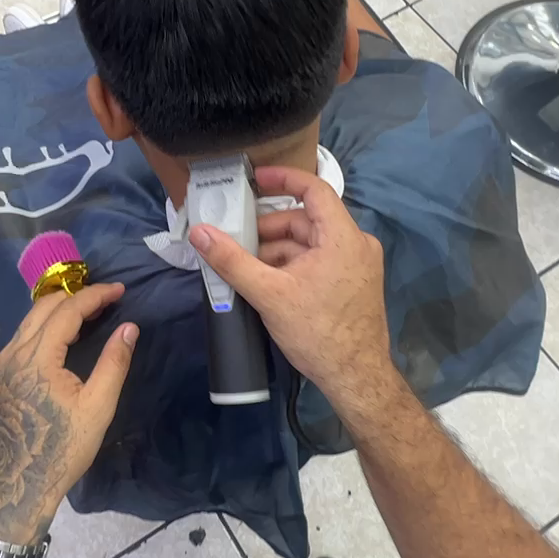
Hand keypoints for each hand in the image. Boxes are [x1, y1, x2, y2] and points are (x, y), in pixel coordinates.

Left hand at [0, 283, 136, 543]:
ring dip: (60, 308)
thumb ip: (114, 362)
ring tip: (90, 312)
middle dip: (77, 295)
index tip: (120, 290)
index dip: (95, 295)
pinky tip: (66, 336)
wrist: (19, 485)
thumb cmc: (62, 449)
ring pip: (32, 319)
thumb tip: (130, 327)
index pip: (67, 310)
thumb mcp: (97, 407)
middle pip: (45, 306)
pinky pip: (25, 335)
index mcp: (37, 357)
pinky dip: (47, 324)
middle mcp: (14, 353)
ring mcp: (4, 363)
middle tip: (107, 298)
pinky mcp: (2, 375)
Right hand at [190, 167, 395, 412]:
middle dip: (269, 229)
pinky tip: (268, 282)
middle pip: (306, 220)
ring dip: (277, 250)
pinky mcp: (354, 283)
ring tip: (247, 266)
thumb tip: (200, 232)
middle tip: (237, 239)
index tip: (254, 179)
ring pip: (310, 243)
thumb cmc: (318, 333)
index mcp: (343, 237)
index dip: (283, 179)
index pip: (314, 189)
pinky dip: (292, 264)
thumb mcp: (269, 294)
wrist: (355, 378)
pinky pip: (319, 260)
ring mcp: (358, 264)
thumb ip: (232, 260)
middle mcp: (356, 244)